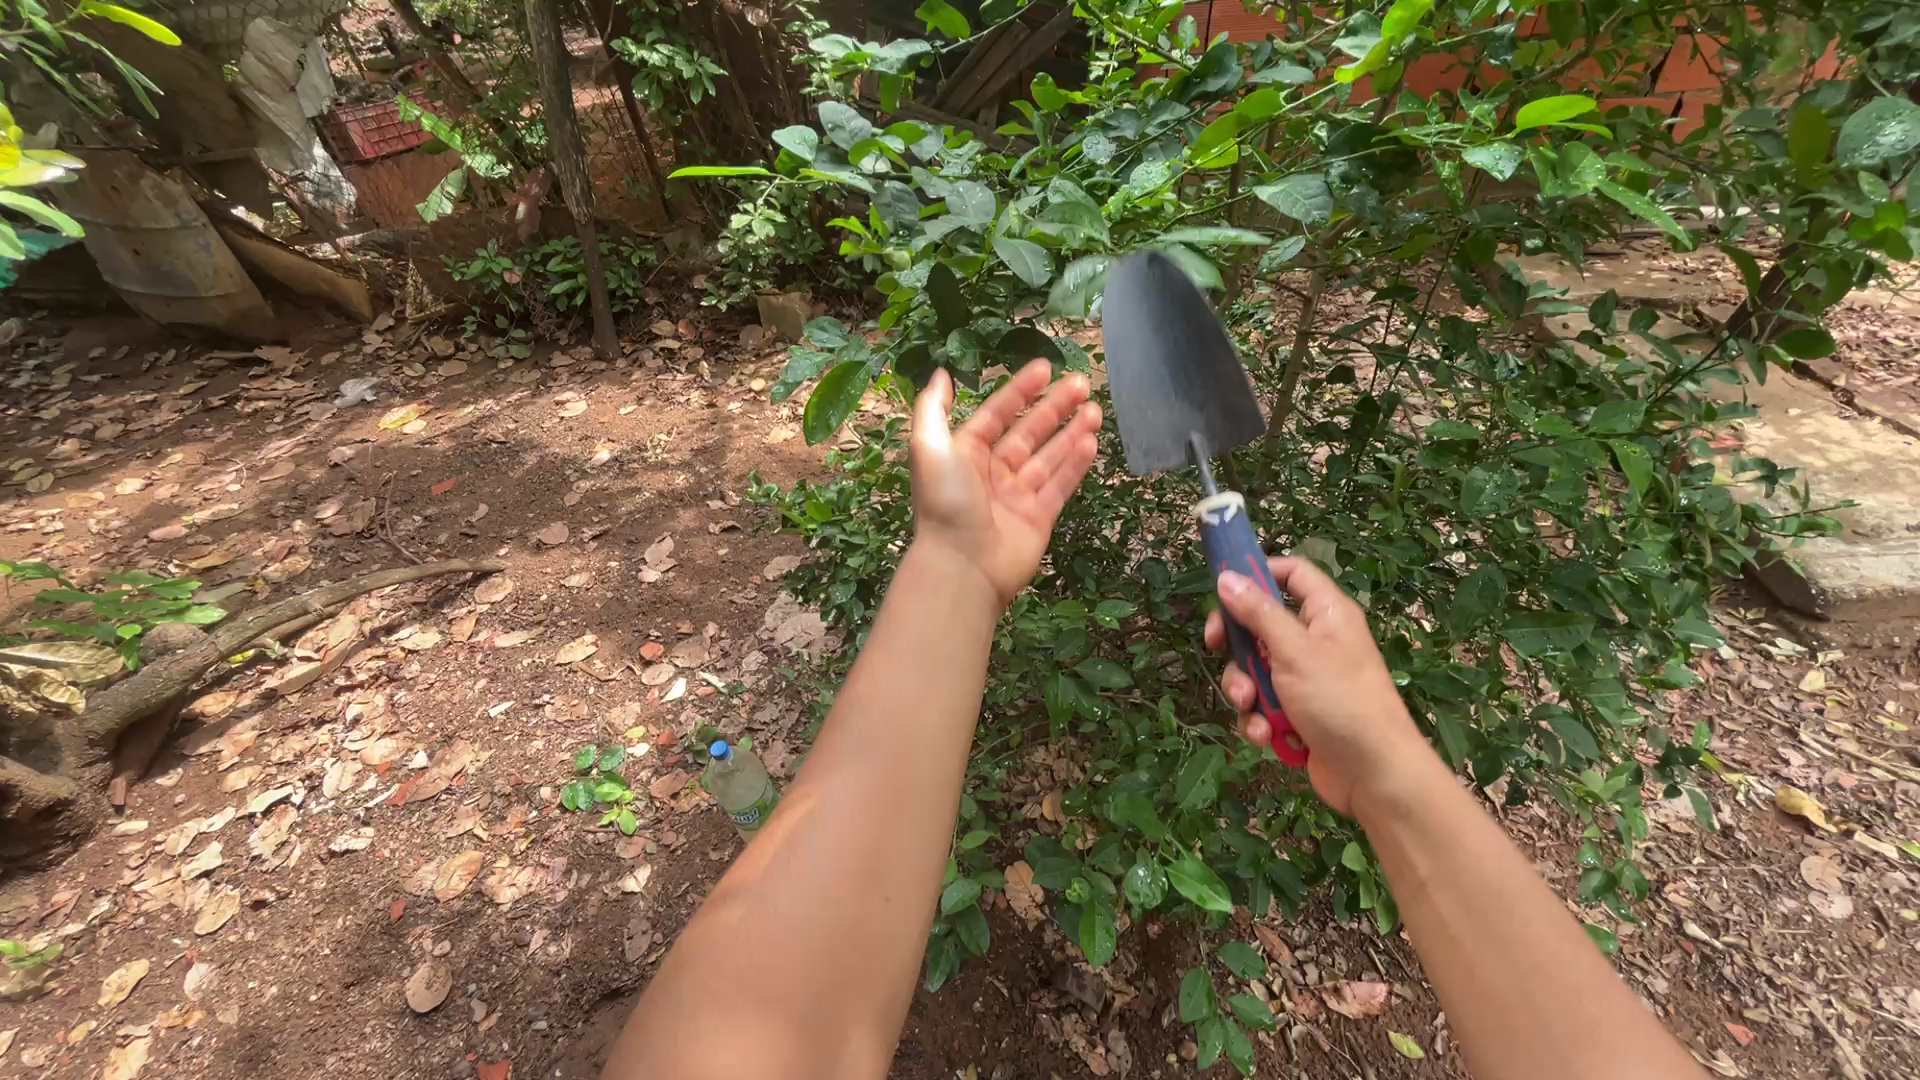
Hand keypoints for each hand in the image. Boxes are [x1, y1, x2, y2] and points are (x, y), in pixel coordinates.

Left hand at [909, 360, 1100, 607]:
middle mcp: (992, 473)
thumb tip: (942, 373)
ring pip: (1049, 457)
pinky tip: (1091, 441)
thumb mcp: (928, 447)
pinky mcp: (1039, 519)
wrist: (962, 565)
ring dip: (1071, 432)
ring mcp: (1017, 497)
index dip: (1020, 391)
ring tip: (1095, 409)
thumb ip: (932, 408)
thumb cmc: (945, 502)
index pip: (996, 414)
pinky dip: (1076, 464)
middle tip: (1082, 382)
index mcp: (965, 454)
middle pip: (1028, 432)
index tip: (1046, 368)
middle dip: (1054, 407)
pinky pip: (1060, 486)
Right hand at [1206, 556, 1435, 815]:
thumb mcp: (1294, 651)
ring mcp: (1305, 678)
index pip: (1291, 573)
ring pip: (1254, 667)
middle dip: (1236, 643)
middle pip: (1260, 622)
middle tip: (1216, 646)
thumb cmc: (1340, 701)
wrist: (1374, 775)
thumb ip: (1258, 613)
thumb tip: (1226, 578)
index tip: (1223, 587)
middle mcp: (1315, 640)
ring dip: (1244, 688)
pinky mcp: (1296, 711)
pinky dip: (1258, 717)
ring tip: (1251, 707)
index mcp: (1325, 614)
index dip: (1258, 573)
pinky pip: (1262, 702)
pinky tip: (1265, 734)